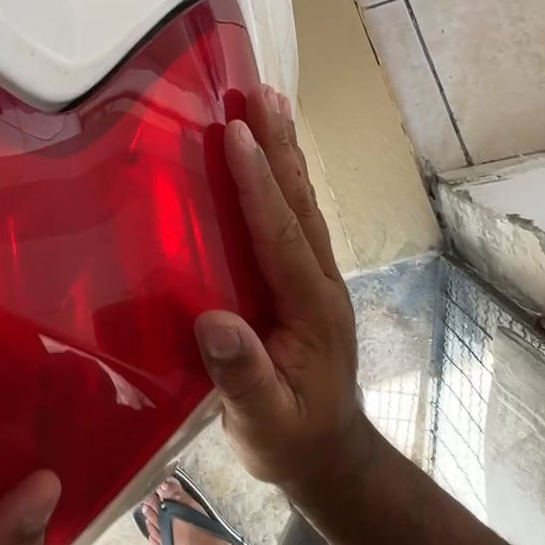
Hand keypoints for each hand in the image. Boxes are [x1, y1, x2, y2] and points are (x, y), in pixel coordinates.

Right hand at [195, 85, 377, 500]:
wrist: (330, 453)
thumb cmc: (291, 439)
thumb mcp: (265, 425)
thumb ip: (243, 378)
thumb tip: (214, 322)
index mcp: (310, 307)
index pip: (280, 233)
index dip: (257, 182)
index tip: (237, 133)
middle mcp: (320, 279)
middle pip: (298, 200)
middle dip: (278, 143)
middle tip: (260, 91)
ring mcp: (317, 276)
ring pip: (301, 200)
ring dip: (285, 148)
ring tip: (270, 100)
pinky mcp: (304, 277)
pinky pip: (294, 213)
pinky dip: (283, 174)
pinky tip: (272, 151)